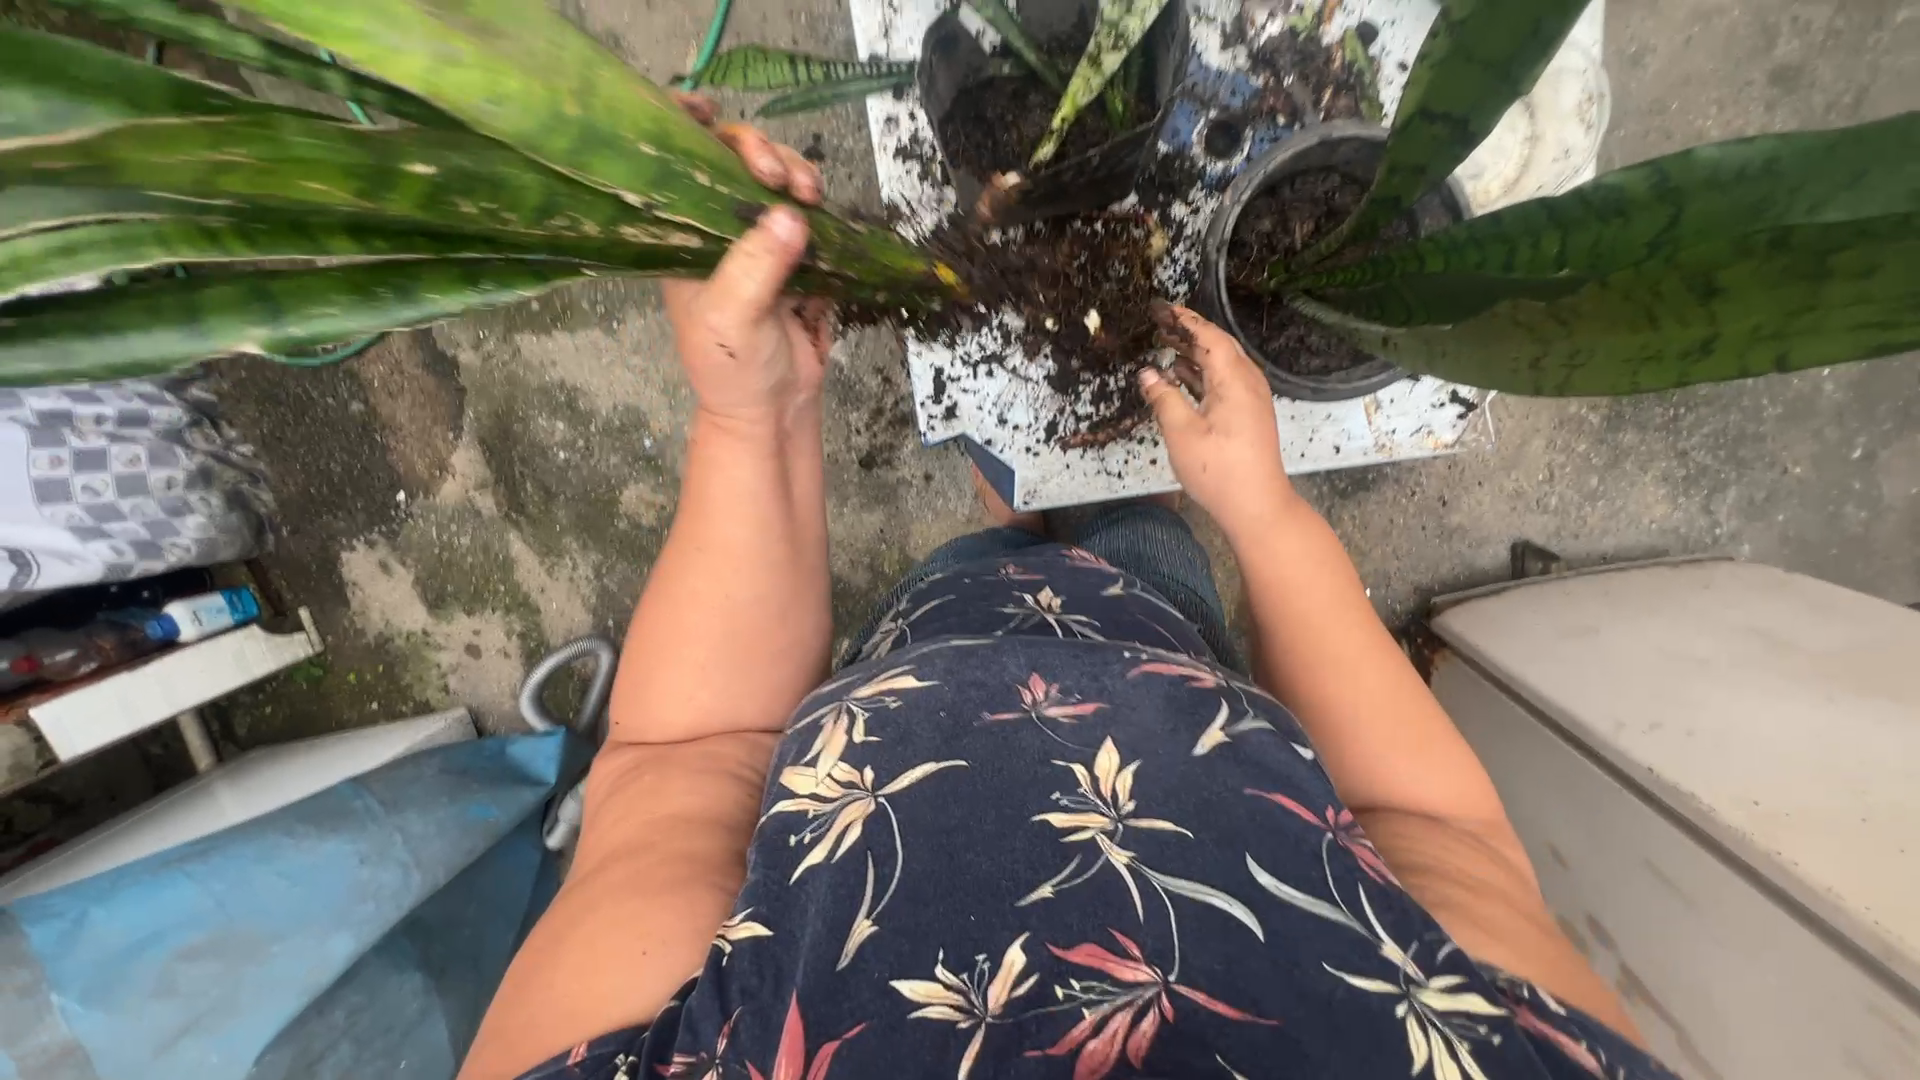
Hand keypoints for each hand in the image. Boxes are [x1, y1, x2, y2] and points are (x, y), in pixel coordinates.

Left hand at [661, 95, 834, 426]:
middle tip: (783, 179)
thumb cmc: (733, 370)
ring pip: (779, 186)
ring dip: (798, 178)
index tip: (709, 111)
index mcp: (685, 239)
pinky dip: (822, 210)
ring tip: (812, 196)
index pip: (676, 166)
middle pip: (736, 163)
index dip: (686, 128)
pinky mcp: (801, 261)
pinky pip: (813, 219)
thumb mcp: (731, 320)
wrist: (776, 411)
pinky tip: (826, 212)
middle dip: (762, 155)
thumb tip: (791, 215)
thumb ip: (756, 267)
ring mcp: (763, 244)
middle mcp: (721, 232)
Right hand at [1137, 300, 1300, 538]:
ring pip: (1223, 364)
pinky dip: (1203, 373)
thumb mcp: (1181, 433)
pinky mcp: (1249, 415)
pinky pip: (1225, 381)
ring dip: (1195, 353)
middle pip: (1219, 346)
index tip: (1163, 309)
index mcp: (1234, 380)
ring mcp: (1252, 399)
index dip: (1185, 320)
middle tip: (1161, 325)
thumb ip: (1163, 398)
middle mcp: (1248, 383)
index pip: (1209, 336)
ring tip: (1166, 347)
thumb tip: (1147, 373)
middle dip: (1190, 333)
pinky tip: (1183, 377)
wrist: (1256, 504)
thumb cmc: (1218, 470)